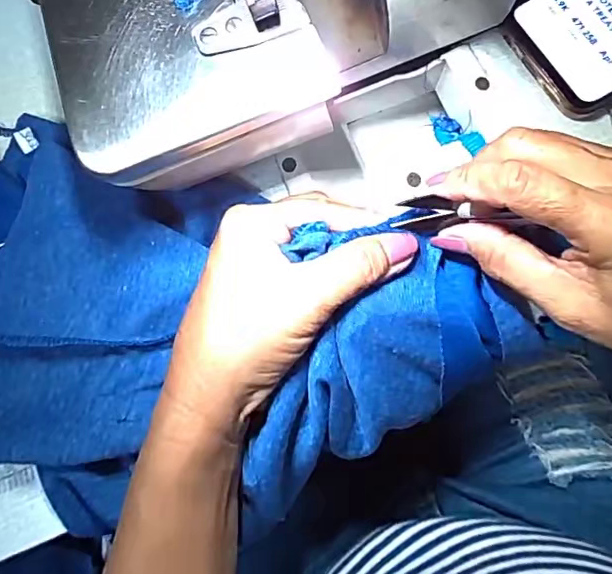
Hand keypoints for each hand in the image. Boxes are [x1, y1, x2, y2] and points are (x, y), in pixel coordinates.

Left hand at [159, 197, 417, 442]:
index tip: (403, 233)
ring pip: (316, 249)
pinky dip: (335, 276)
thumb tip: (403, 243)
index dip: (364, 221)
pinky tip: (358, 284)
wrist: (208, 402)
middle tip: (398, 249)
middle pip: (319, 225)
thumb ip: (358, 266)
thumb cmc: (244, 342)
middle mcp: (250, 233)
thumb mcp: (308, 297)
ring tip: (386, 265)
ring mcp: (255, 260)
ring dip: (349, 258)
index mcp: (250, 221)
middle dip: (358, 238)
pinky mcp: (263, 287)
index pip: (320, 210)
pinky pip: (308, 270)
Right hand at [431, 128, 611, 398]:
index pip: (520, 177)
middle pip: (524, 143)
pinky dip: (529, 163)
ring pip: (540, 138)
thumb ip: (508, 262)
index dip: (469, 180)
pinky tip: (523, 194)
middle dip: (480, 165)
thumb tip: (456, 234)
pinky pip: (562, 146)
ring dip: (502, 162)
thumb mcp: (575, 308)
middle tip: (460, 201)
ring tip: (487, 200)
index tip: (439, 195)